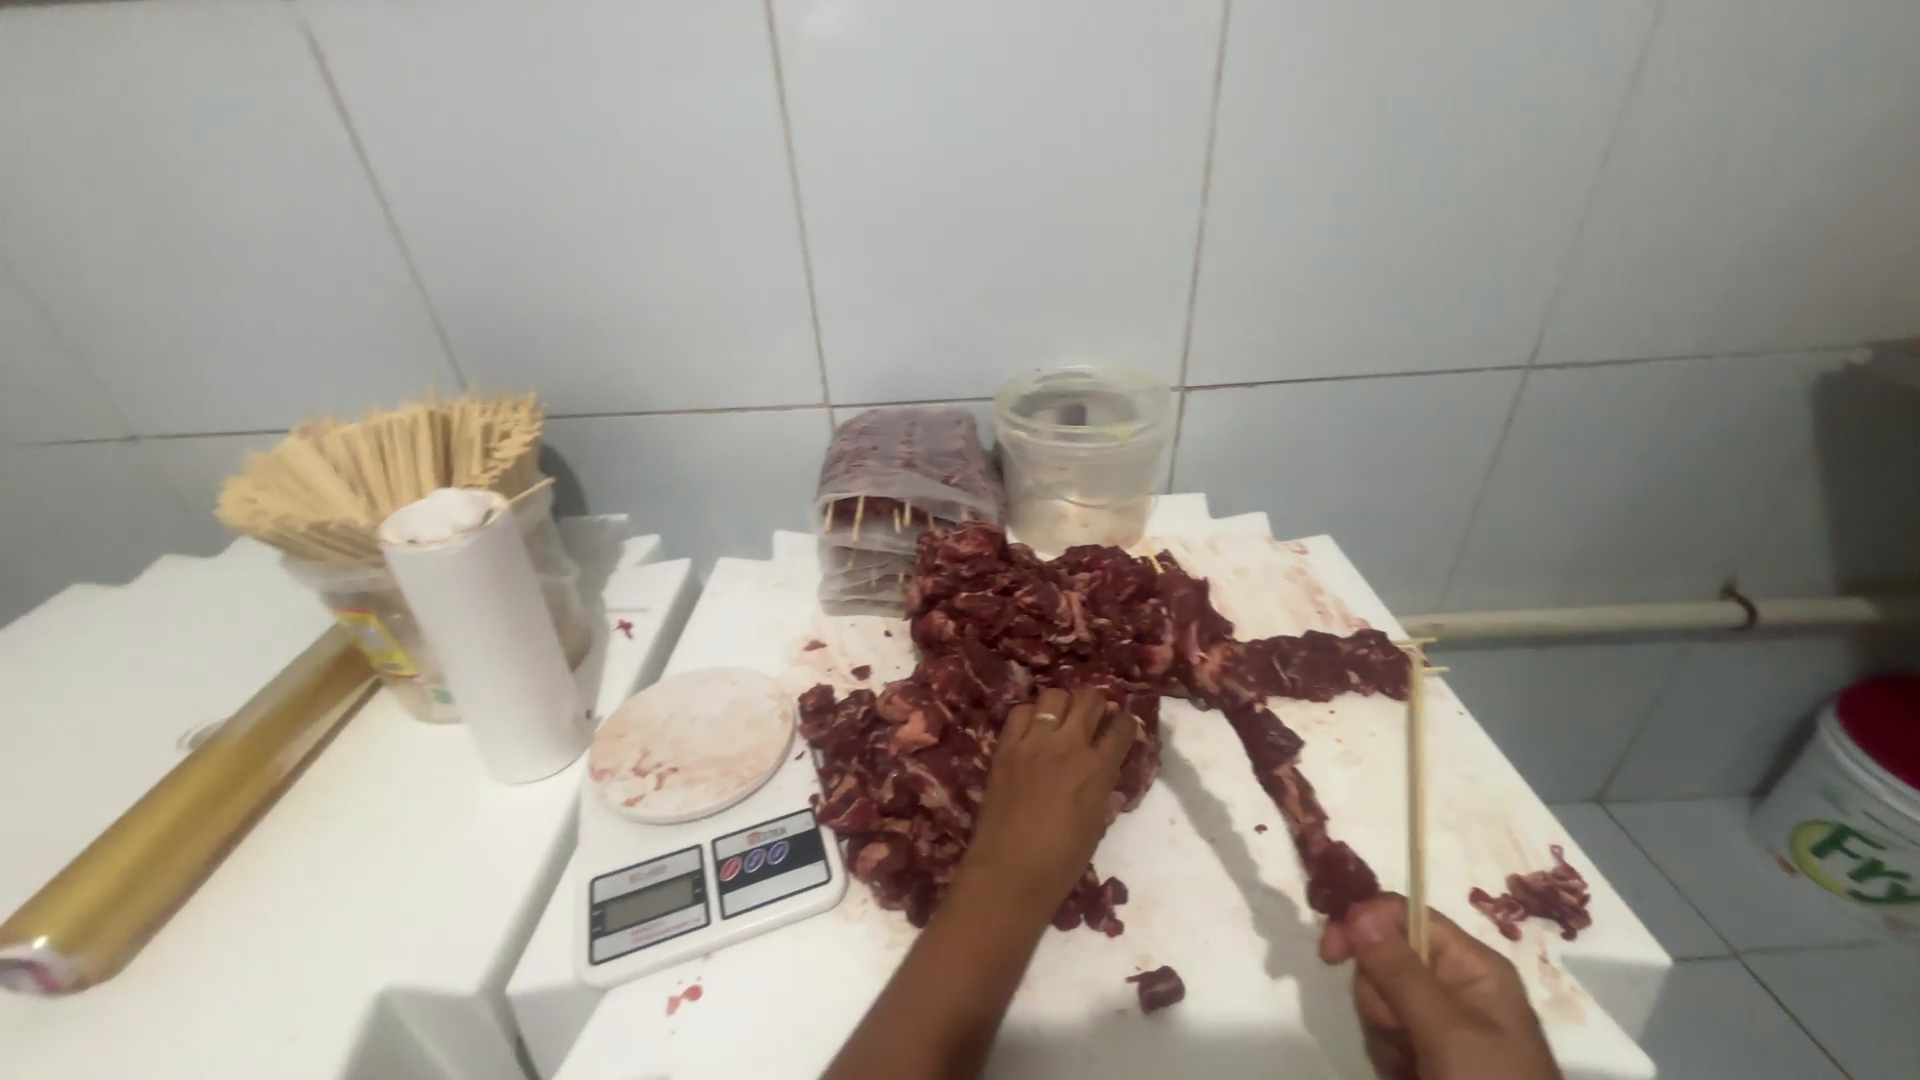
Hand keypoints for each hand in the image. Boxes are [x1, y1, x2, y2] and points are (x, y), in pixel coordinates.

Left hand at [959, 687, 1135, 916]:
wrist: (1010, 870)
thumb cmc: (1061, 860)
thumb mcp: (1097, 824)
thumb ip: (1103, 789)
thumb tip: (1105, 771)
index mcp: (1098, 769)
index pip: (1121, 727)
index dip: (1125, 723)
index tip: (1122, 726)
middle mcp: (1069, 746)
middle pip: (1089, 700)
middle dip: (1096, 704)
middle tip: (1093, 716)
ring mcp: (1034, 742)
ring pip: (1054, 696)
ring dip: (1063, 704)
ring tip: (1061, 718)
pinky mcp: (1006, 746)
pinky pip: (1020, 712)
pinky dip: (1031, 715)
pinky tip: (1032, 729)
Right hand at [1320, 894, 1562, 1079]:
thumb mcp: (1448, 1032)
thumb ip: (1398, 970)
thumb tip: (1356, 909)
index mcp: (1472, 966)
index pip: (1403, 914)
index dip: (1362, 924)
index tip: (1329, 954)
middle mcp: (1455, 984)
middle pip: (1382, 958)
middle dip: (1378, 999)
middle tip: (1400, 1034)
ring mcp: (1440, 1022)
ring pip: (1377, 999)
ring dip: (1383, 1035)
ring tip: (1413, 1070)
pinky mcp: (1426, 1052)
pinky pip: (1382, 1034)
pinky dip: (1388, 1057)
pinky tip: (1409, 1078)